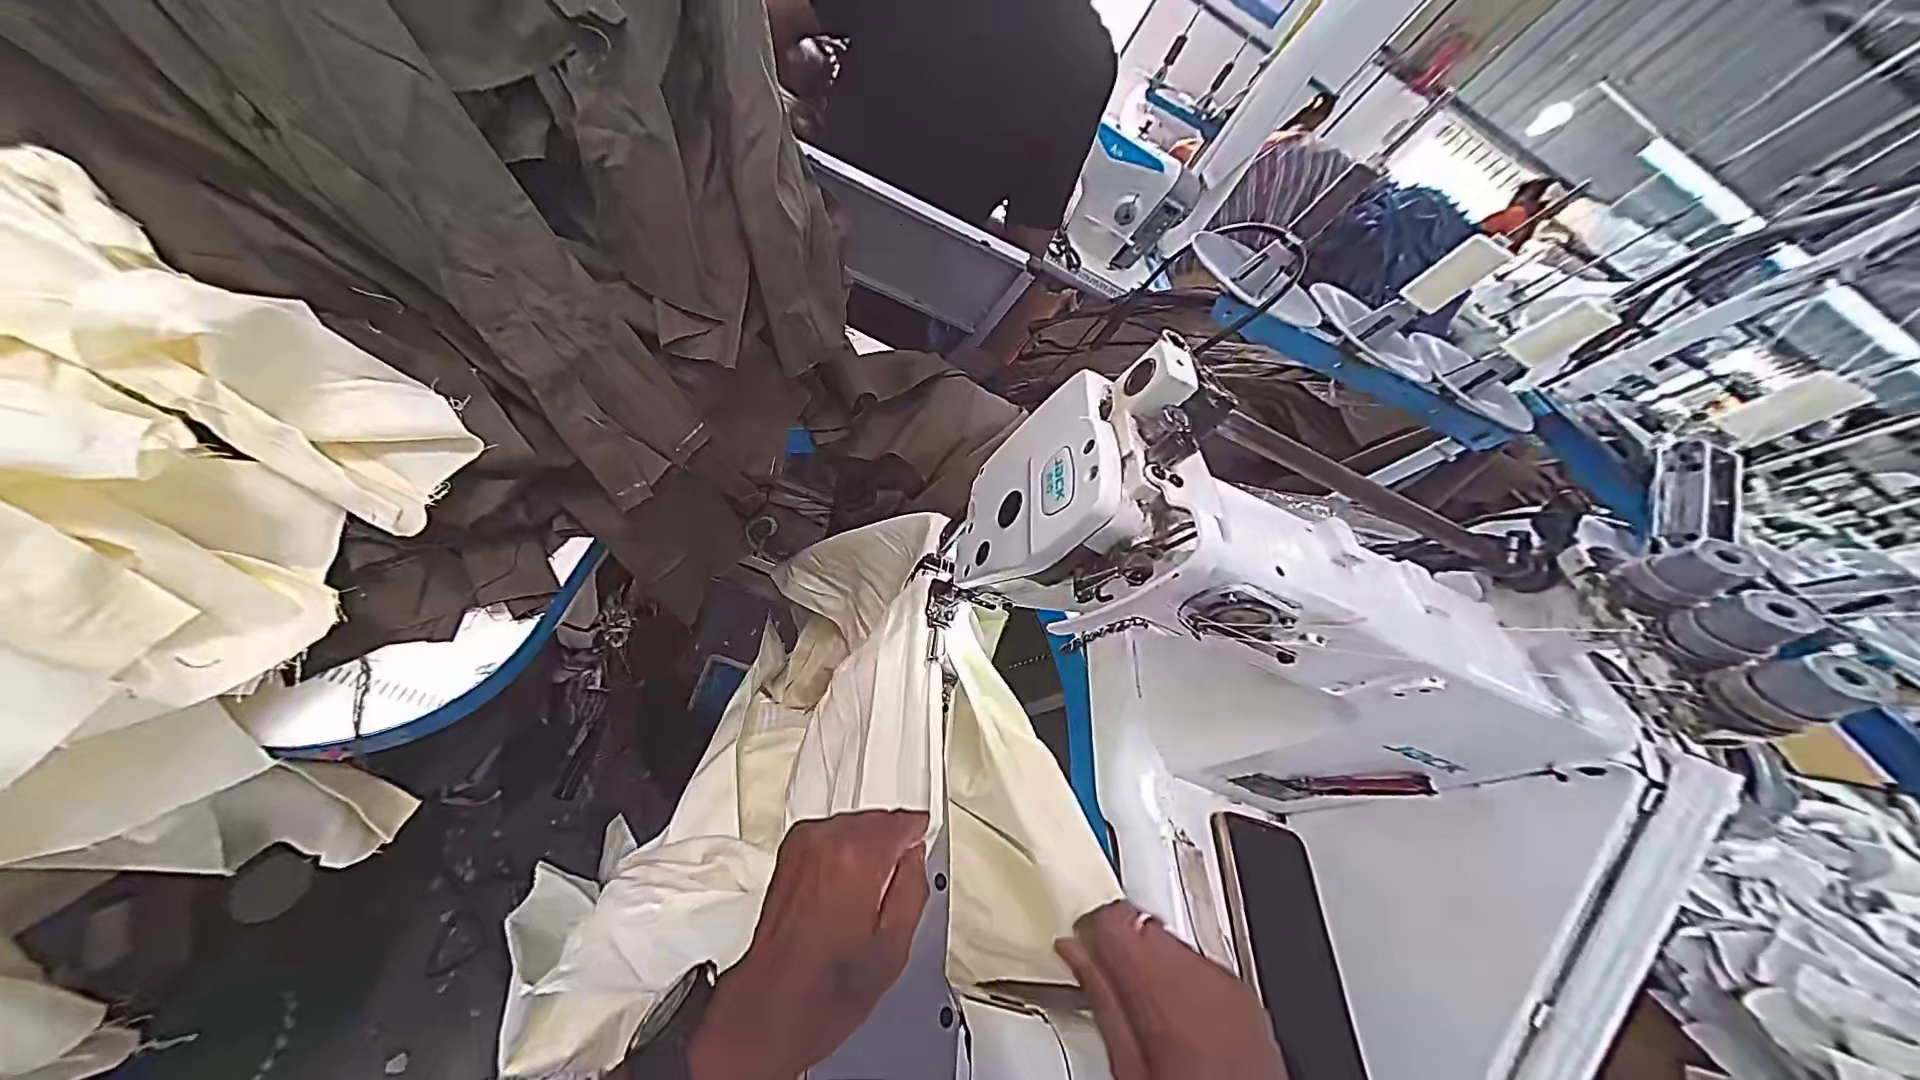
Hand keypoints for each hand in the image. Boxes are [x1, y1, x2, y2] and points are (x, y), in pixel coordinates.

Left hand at [688, 810, 929, 1079]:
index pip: (902, 821)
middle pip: (878, 820)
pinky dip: (842, 851)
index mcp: (858, 857)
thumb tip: (915, 858)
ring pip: (854, 824)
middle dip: (891, 843)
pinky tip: (844, 889)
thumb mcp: (894, 946)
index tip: (920, 846)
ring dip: (866, 847)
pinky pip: (831, 834)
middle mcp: (827, 840)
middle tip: (896, 882)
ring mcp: (804, 842)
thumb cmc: (825, 990)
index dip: (917, 835)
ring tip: (867, 894)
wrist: (771, 1006)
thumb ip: (914, 886)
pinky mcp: (788, 851)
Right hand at [1057, 901, 1287, 1079]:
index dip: (1092, 928)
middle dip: (1121, 945)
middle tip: (1104, 977)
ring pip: (1169, 943)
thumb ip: (1099, 997)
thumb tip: (1075, 954)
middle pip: (1143, 926)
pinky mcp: (1245, 1000)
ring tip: (1142, 1011)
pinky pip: (1199, 967)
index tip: (1081, 945)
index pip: (1115, 917)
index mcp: (1160, 986)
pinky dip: (1180, 980)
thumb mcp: (1125, 1067)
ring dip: (1150, 962)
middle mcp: (1197, 974)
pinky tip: (1173, 1020)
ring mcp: (1226, 986)